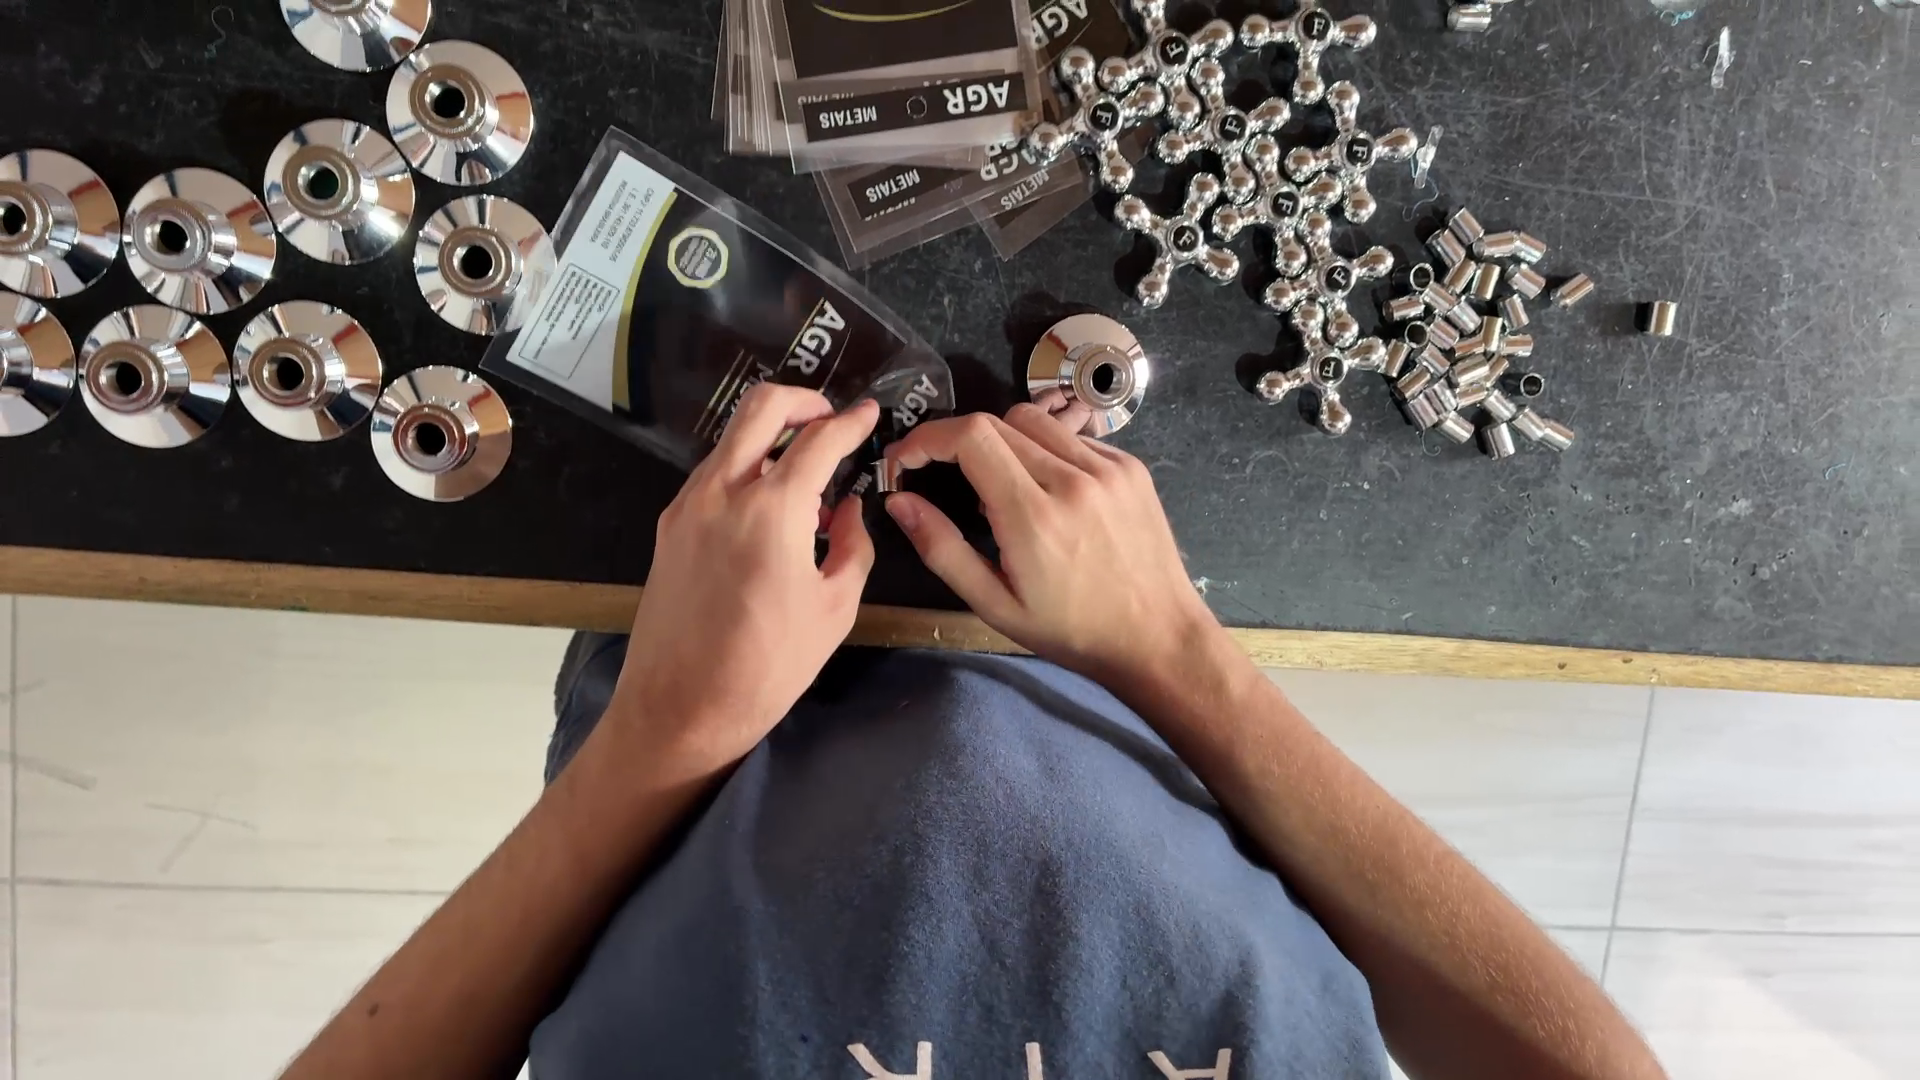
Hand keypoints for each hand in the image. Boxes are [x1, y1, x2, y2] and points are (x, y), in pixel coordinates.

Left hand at [608, 385, 877, 781]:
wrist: (682, 708)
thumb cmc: (770, 665)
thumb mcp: (835, 606)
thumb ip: (852, 544)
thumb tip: (849, 507)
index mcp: (772, 511)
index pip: (818, 441)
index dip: (852, 422)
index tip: (871, 413)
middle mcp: (722, 492)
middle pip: (759, 408)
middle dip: (802, 400)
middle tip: (830, 417)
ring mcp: (688, 506)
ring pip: (732, 439)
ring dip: (772, 438)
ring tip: (806, 479)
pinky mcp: (669, 526)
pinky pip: (714, 474)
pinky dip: (747, 470)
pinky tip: (770, 509)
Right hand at [883, 404, 1223, 691]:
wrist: (1158, 637)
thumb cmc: (1071, 630)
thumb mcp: (995, 604)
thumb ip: (942, 549)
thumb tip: (898, 501)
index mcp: (1034, 515)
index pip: (970, 436)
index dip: (928, 437)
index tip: (907, 459)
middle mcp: (1073, 478)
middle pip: (997, 421)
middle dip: (958, 442)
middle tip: (947, 477)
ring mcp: (1108, 467)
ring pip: (1035, 420)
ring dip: (1001, 440)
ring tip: (1001, 485)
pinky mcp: (1130, 467)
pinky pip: (1071, 438)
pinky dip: (1044, 451)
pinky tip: (1048, 491)